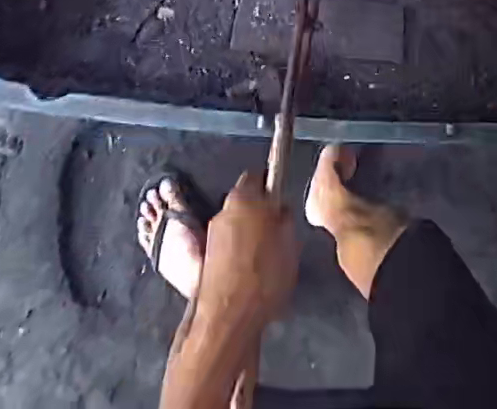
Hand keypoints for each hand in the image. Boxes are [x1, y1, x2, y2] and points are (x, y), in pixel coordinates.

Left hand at [194, 172, 298, 331]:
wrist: (227, 321)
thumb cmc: (265, 273)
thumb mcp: (290, 240)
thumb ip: (285, 217)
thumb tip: (279, 208)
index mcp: (244, 197)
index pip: (258, 175)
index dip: (271, 183)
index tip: (283, 198)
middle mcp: (223, 211)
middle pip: (245, 201)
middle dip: (261, 209)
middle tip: (280, 228)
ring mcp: (210, 237)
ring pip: (236, 224)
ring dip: (250, 231)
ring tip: (268, 254)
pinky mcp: (206, 261)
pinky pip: (229, 246)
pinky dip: (240, 252)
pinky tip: (253, 271)